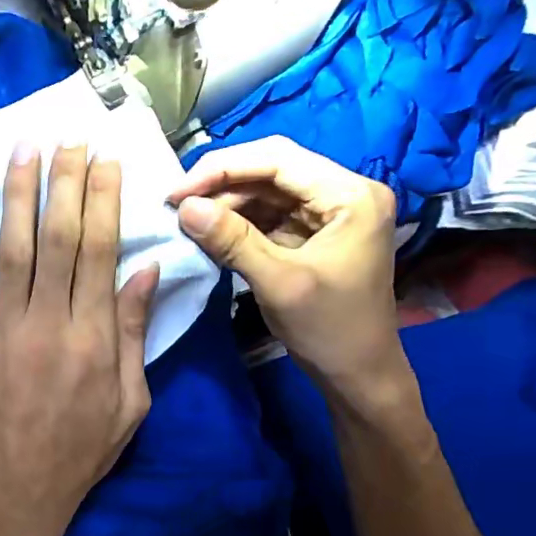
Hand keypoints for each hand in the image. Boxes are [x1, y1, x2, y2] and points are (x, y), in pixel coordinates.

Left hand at [0, 142, 160, 535]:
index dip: (102, 201)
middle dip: (63, 183)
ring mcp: (6, 330)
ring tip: (23, 152)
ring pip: (12, 252)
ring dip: (18, 198)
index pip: (99, 251)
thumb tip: (145, 270)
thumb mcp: (132, 398)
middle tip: (68, 139)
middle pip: (57, 239)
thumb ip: (135, 332)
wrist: (24, 487)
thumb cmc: (88, 446)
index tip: (104, 161)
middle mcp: (49, 322)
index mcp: (94, 336)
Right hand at [168, 135, 408, 404]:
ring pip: (268, 189)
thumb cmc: (329, 330)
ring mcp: (331, 210)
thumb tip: (184, 207)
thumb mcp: (278, 283)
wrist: (359, 375)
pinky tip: (210, 229)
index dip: (223, 168)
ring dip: (227, 201)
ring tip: (188, 217)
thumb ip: (231, 241)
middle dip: (222, 182)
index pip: (279, 160)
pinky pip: (271, 212)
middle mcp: (345, 191)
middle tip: (177, 202)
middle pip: (273, 168)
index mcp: (351, 195)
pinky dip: (239, 219)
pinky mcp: (316, 231)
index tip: (178, 191)